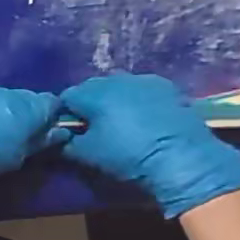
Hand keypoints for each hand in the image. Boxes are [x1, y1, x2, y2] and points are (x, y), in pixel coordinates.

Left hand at [0, 83, 71, 196]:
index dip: (50, 114)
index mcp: (30, 107)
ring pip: (3, 96)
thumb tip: (61, 131)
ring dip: (2, 108)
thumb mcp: (22, 154)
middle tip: (16, 129)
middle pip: (26, 98)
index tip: (44, 126)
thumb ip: (43, 140)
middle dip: (24, 110)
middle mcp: (11, 92)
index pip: (51, 102)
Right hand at [58, 74, 239, 217]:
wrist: (183, 159)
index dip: (64, 116)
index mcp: (93, 92)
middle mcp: (116, 79)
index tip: (70, 133)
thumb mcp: (86, 155)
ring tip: (120, 126)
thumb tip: (57, 138)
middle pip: (92, 89)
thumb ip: (65, 143)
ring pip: (119, 88)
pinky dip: (138, 102)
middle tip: (94, 130)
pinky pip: (143, 92)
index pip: (65, 98)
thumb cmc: (127, 156)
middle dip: (90, 106)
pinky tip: (144, 122)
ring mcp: (145, 81)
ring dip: (114, 103)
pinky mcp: (169, 88)